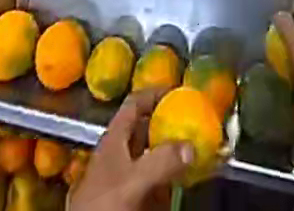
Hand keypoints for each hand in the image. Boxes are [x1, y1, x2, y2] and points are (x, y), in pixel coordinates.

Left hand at [67, 89, 194, 210]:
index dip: (154, 94)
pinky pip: (148, 185)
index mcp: (114, 138)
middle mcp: (116, 154)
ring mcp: (119, 178)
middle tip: (188, 126)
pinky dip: (163, 184)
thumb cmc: (103, 203)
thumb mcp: (133, 178)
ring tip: (188, 155)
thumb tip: (190, 146)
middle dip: (165, 126)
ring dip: (166, 156)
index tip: (176, 92)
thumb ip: (161, 159)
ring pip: (146, 159)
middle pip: (143, 131)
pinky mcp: (124, 199)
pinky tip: (175, 188)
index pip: (134, 104)